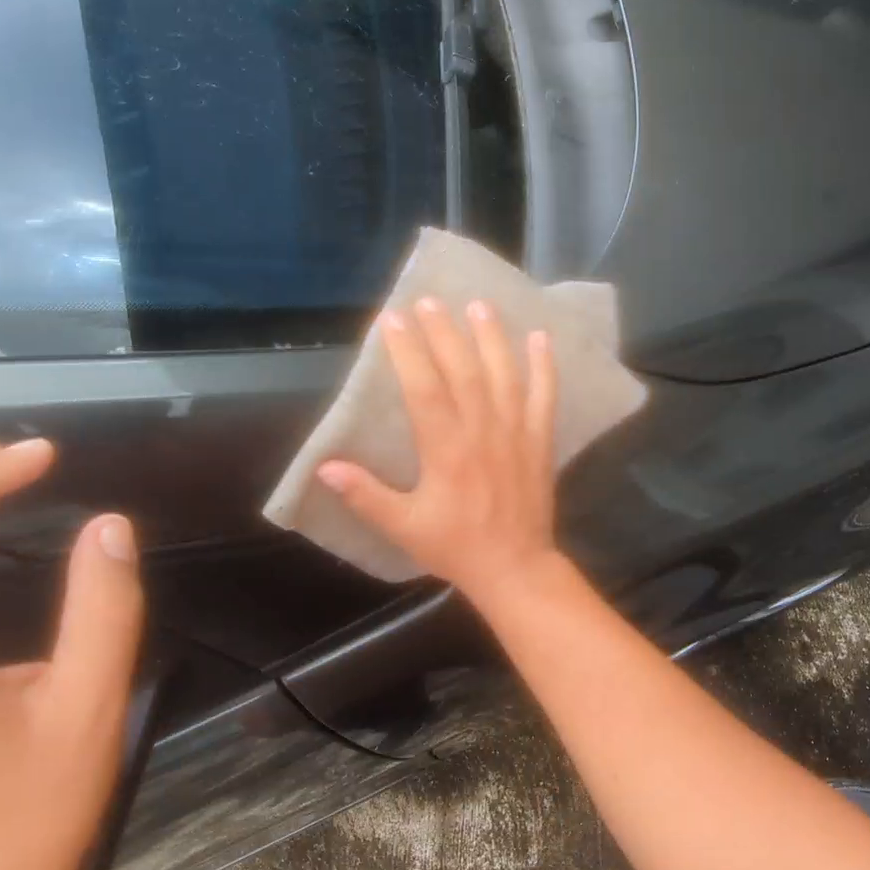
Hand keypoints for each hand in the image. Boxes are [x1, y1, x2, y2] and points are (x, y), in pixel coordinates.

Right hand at [318, 297, 561, 601]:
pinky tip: (540, 338)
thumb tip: (324, 466)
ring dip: (491, 337)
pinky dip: (544, 367)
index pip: (424, 387)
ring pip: (504, 374)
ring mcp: (516, 433)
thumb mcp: (404, 527)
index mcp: (446, 449)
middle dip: (444, 332)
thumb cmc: (456, 547)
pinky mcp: (540, 441)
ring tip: (478, 305)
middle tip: (428, 301)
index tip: (393, 318)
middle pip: (463, 370)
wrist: (516, 568)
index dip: (408, 351)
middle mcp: (482, 431)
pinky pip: (544, 397)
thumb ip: (366, 495)